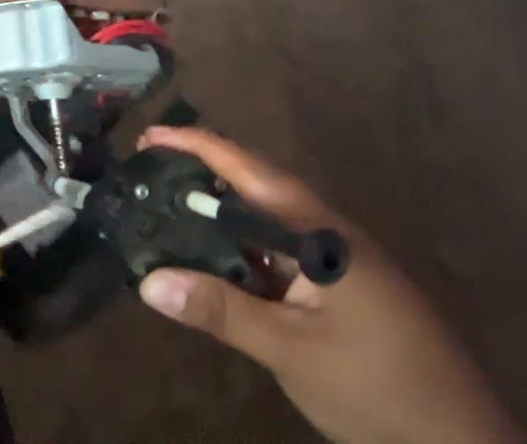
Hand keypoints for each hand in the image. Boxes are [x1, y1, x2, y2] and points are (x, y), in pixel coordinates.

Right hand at [135, 126, 521, 443]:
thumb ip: (220, 310)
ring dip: (220, 210)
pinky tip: (212, 259)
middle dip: (203, 170)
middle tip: (149, 167)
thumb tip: (148, 281)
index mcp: (322, 236)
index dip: (198, 147)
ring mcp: (340, 265)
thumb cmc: (378, 389)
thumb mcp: (291, 351)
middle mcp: (330, 237)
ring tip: (165, 206)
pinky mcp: (342, 291)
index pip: (250, 172)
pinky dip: (239, 245)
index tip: (148, 137)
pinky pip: (279, 251)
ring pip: (268, 220)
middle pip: (258, 186)